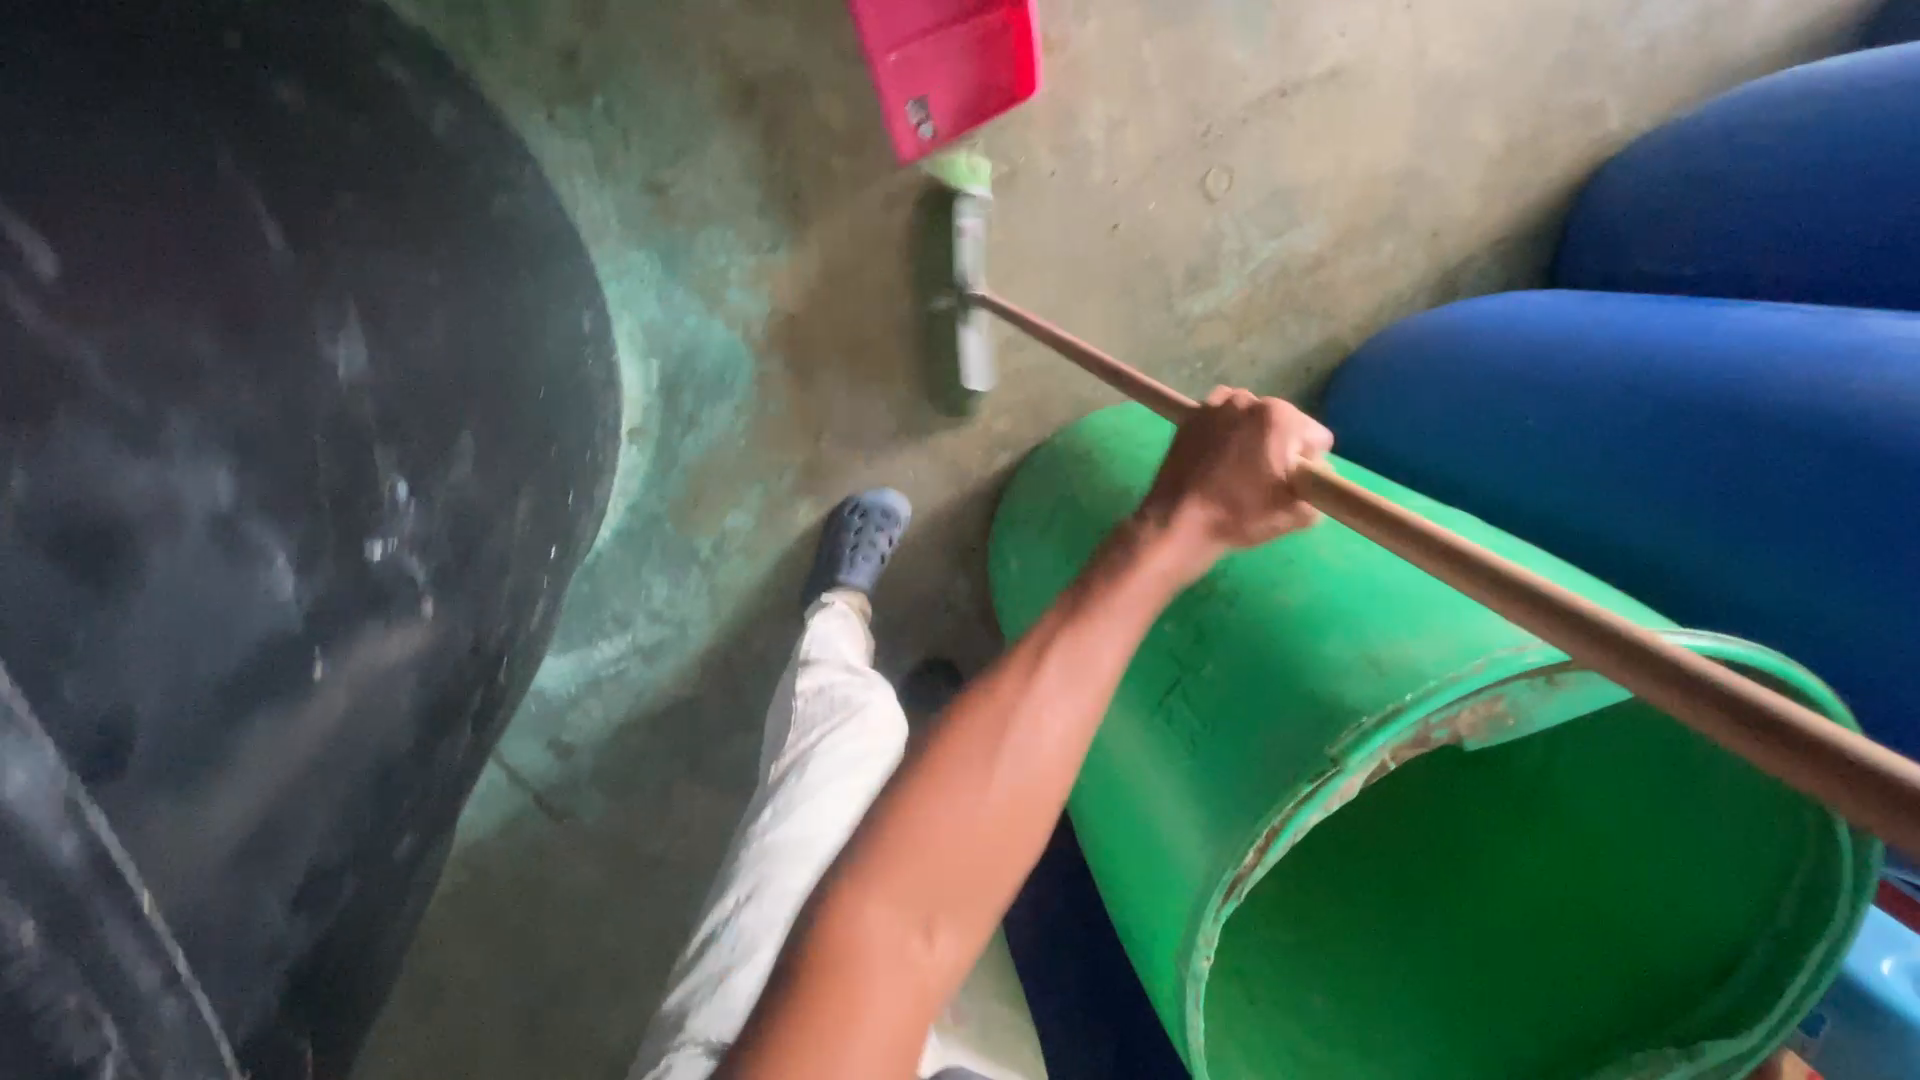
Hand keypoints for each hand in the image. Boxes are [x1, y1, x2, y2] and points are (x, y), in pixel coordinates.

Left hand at [1133, 387, 1333, 582]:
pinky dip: (1224, 431)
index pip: (1317, 437)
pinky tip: (1217, 457)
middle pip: (1283, 423)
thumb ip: (1323, 488)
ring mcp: (1215, 405)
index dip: (1309, 463)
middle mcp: (1249, 400)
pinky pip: (1221, 418)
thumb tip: (1318, 475)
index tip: (1291, 483)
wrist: (1179, 522)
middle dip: (1280, 446)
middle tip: (1263, 479)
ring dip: (1252, 436)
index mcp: (1281, 417)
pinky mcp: (1190, 417)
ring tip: (1238, 468)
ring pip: (1251, 417)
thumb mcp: (1299, 512)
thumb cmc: (1241, 516)